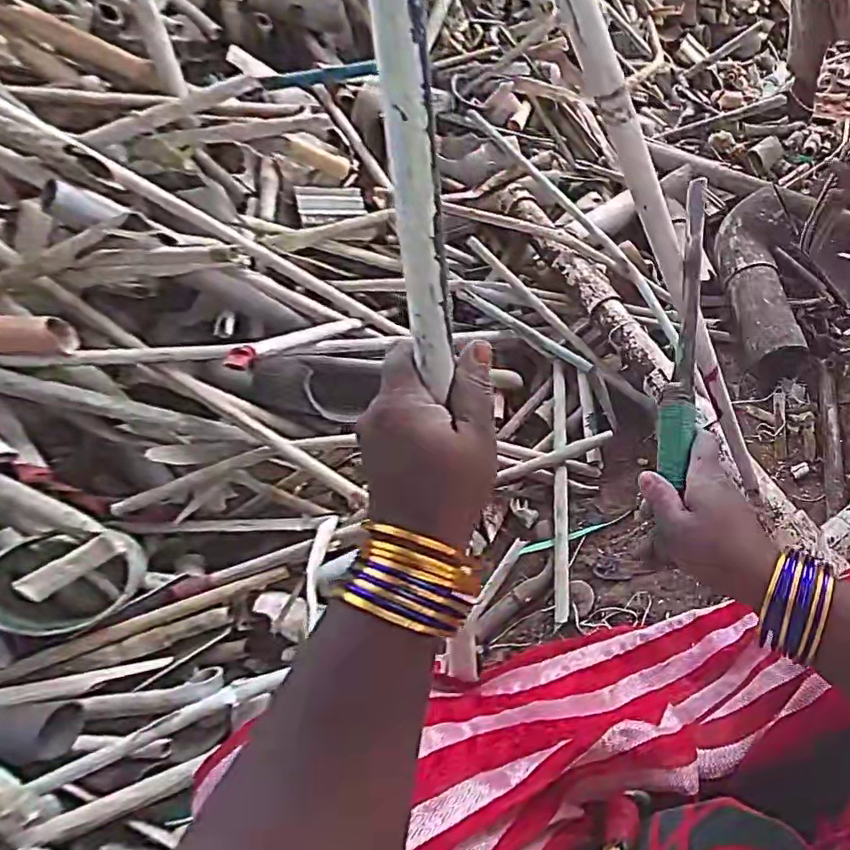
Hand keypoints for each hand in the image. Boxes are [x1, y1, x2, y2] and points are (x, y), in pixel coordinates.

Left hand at [357, 340, 497, 551]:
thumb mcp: (478, 441)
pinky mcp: (373, 445)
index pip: (411, 347)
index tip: (440, 305)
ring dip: (432, 403)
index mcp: (402, 405)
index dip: (435, 338)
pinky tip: (441, 448)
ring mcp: (371, 429)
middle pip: (409, 370)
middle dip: (440, 378)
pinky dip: (421, 422)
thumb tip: (475, 351)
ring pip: (406, 395)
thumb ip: (474, 391)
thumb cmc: (450, 499)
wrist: (417, 545)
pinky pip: (399, 417)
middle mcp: (377, 411)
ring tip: (456, 437)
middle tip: (467, 407)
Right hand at [638, 431, 779, 606]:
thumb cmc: (717, 553)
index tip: (660, 452)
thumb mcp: (676, 527)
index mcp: (705, 476)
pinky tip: (681, 545)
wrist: (756, 578)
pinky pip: (704, 512)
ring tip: (665, 534)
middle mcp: (719, 483)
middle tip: (654, 509)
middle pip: (689, 470)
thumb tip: (647, 476)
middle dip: (668, 486)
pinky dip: (690, 523)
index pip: (699, 438)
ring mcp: (727, 500)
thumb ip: (660, 498)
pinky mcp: (730, 518)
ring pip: (694, 494)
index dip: (679, 438)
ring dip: (677, 509)